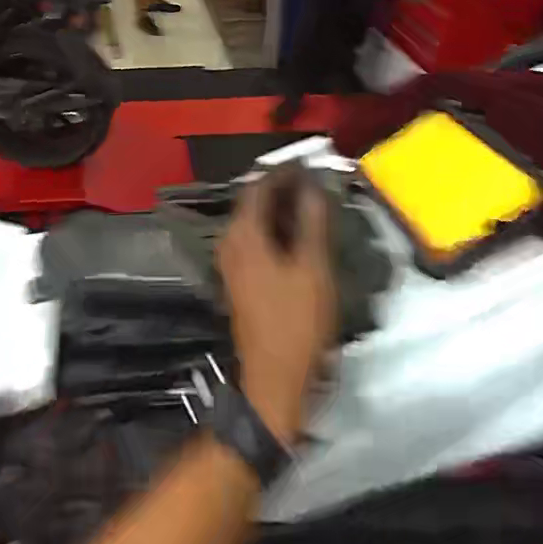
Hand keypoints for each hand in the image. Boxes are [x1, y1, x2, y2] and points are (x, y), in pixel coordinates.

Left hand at [217, 167, 336, 442]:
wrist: (274, 380)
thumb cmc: (296, 323)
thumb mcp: (313, 268)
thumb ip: (312, 222)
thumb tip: (313, 185)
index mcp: (243, 233)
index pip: (259, 186)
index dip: (283, 172)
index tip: (308, 163)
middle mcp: (229, 242)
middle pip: (253, 202)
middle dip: (281, 189)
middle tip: (313, 182)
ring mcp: (230, 262)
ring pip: (253, 221)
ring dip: (278, 210)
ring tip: (310, 204)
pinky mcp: (237, 279)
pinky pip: (254, 239)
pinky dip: (273, 230)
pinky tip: (296, 235)